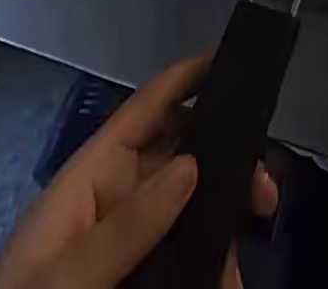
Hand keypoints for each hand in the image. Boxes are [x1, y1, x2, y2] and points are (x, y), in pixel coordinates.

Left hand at [0, 56, 278, 288]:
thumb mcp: (64, 276)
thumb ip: (124, 226)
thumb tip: (191, 165)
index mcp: (93, 175)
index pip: (145, 110)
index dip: (186, 78)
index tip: (232, 60)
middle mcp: (119, 196)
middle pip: (184, 154)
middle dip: (228, 158)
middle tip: (263, 188)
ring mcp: (133, 235)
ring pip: (195, 204)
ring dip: (229, 216)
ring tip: (250, 243)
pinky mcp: (146, 269)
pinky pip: (190, 252)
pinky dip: (216, 263)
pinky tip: (229, 279)